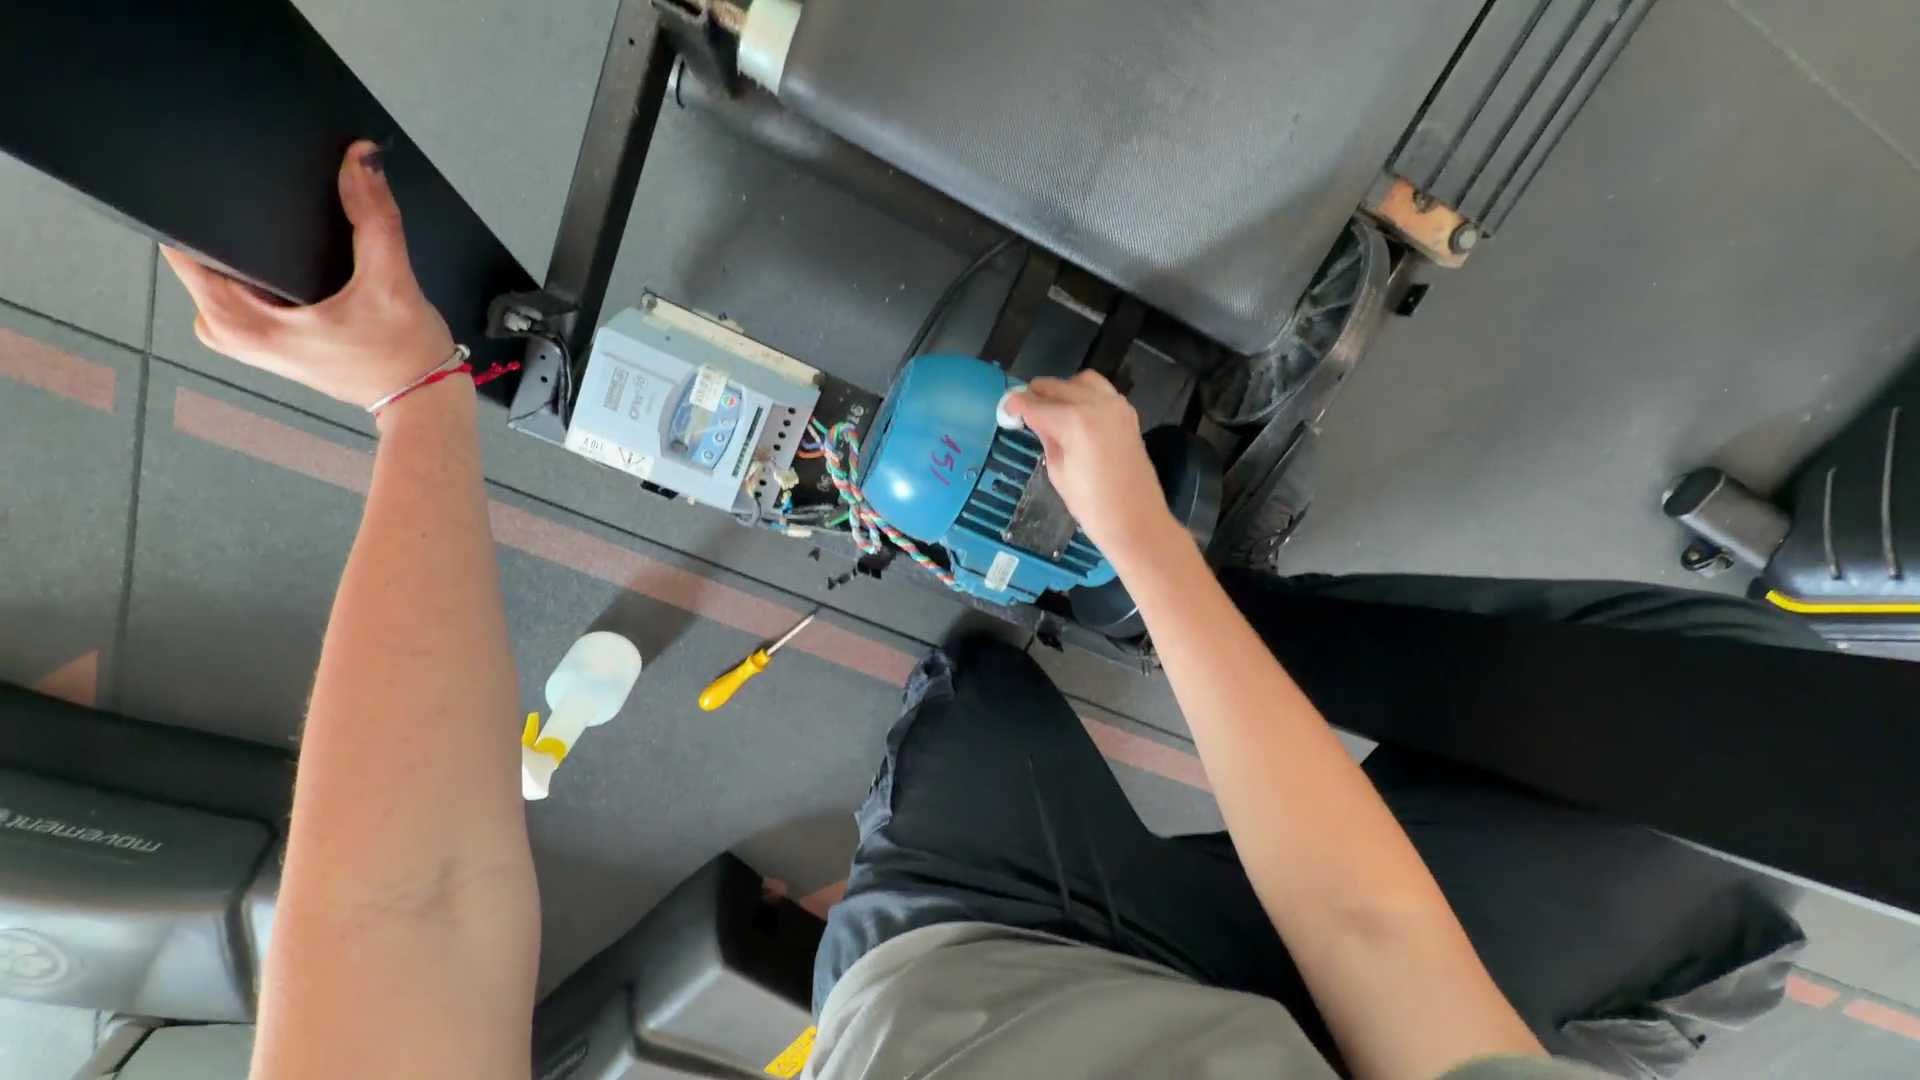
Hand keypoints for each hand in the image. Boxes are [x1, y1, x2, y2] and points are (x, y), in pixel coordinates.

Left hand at [161, 140, 456, 409]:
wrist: (425, 402)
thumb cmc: (404, 358)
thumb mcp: (392, 283)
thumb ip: (374, 218)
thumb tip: (361, 160)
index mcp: (235, 319)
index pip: (188, 242)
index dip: (218, 211)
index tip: (248, 198)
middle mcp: (225, 331)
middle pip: (213, 255)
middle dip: (252, 238)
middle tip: (300, 239)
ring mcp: (242, 339)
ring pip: (234, 272)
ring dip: (267, 260)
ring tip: (313, 267)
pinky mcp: (265, 343)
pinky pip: (250, 293)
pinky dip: (278, 282)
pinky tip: (313, 284)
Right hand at [1002, 372, 1177, 559]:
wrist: (1137, 520)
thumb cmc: (1092, 506)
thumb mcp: (1058, 472)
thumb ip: (1047, 437)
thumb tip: (1035, 420)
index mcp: (1074, 421)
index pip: (1034, 404)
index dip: (1015, 406)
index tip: (1005, 411)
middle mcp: (1096, 404)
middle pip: (1055, 386)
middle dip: (1035, 396)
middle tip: (1023, 413)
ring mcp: (1116, 405)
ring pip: (1079, 381)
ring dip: (1061, 391)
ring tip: (1050, 411)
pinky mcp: (1127, 413)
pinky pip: (1100, 391)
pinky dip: (1083, 396)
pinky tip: (1075, 416)